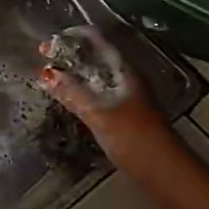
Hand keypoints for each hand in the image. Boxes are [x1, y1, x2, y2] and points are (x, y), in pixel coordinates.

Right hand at [37, 25, 165, 138]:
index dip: (71, 37)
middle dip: (69, 54)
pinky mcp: (125, 112)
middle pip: (95, 56)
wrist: (164, 170)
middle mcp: (126, 77)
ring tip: (49, 76)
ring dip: (74, 72)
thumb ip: (72, 92)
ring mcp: (127, 94)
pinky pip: (98, 91)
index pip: (96, 40)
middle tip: (44, 58)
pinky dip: (81, 89)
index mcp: (123, 70)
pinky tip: (68, 98)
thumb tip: (45, 73)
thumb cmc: (133, 137)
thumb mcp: (98, 113)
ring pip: (97, 74)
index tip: (47, 45)